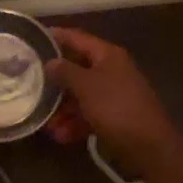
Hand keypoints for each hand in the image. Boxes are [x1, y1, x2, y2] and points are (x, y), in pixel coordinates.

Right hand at [44, 27, 180, 161]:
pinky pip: (90, 114)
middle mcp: (111, 70)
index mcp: (108, 55)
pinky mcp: (115, 116)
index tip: (35, 38)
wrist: (149, 146)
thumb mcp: (86, 86)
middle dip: (56, 83)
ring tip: (47, 124)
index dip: (57, 36)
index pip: (78, 38)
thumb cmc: (115, 106)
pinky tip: (61, 136)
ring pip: (81, 95)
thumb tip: (50, 62)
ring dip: (63, 109)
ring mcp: (114, 94)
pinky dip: (76, 123)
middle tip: (33, 87)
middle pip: (77, 69)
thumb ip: (65, 71)